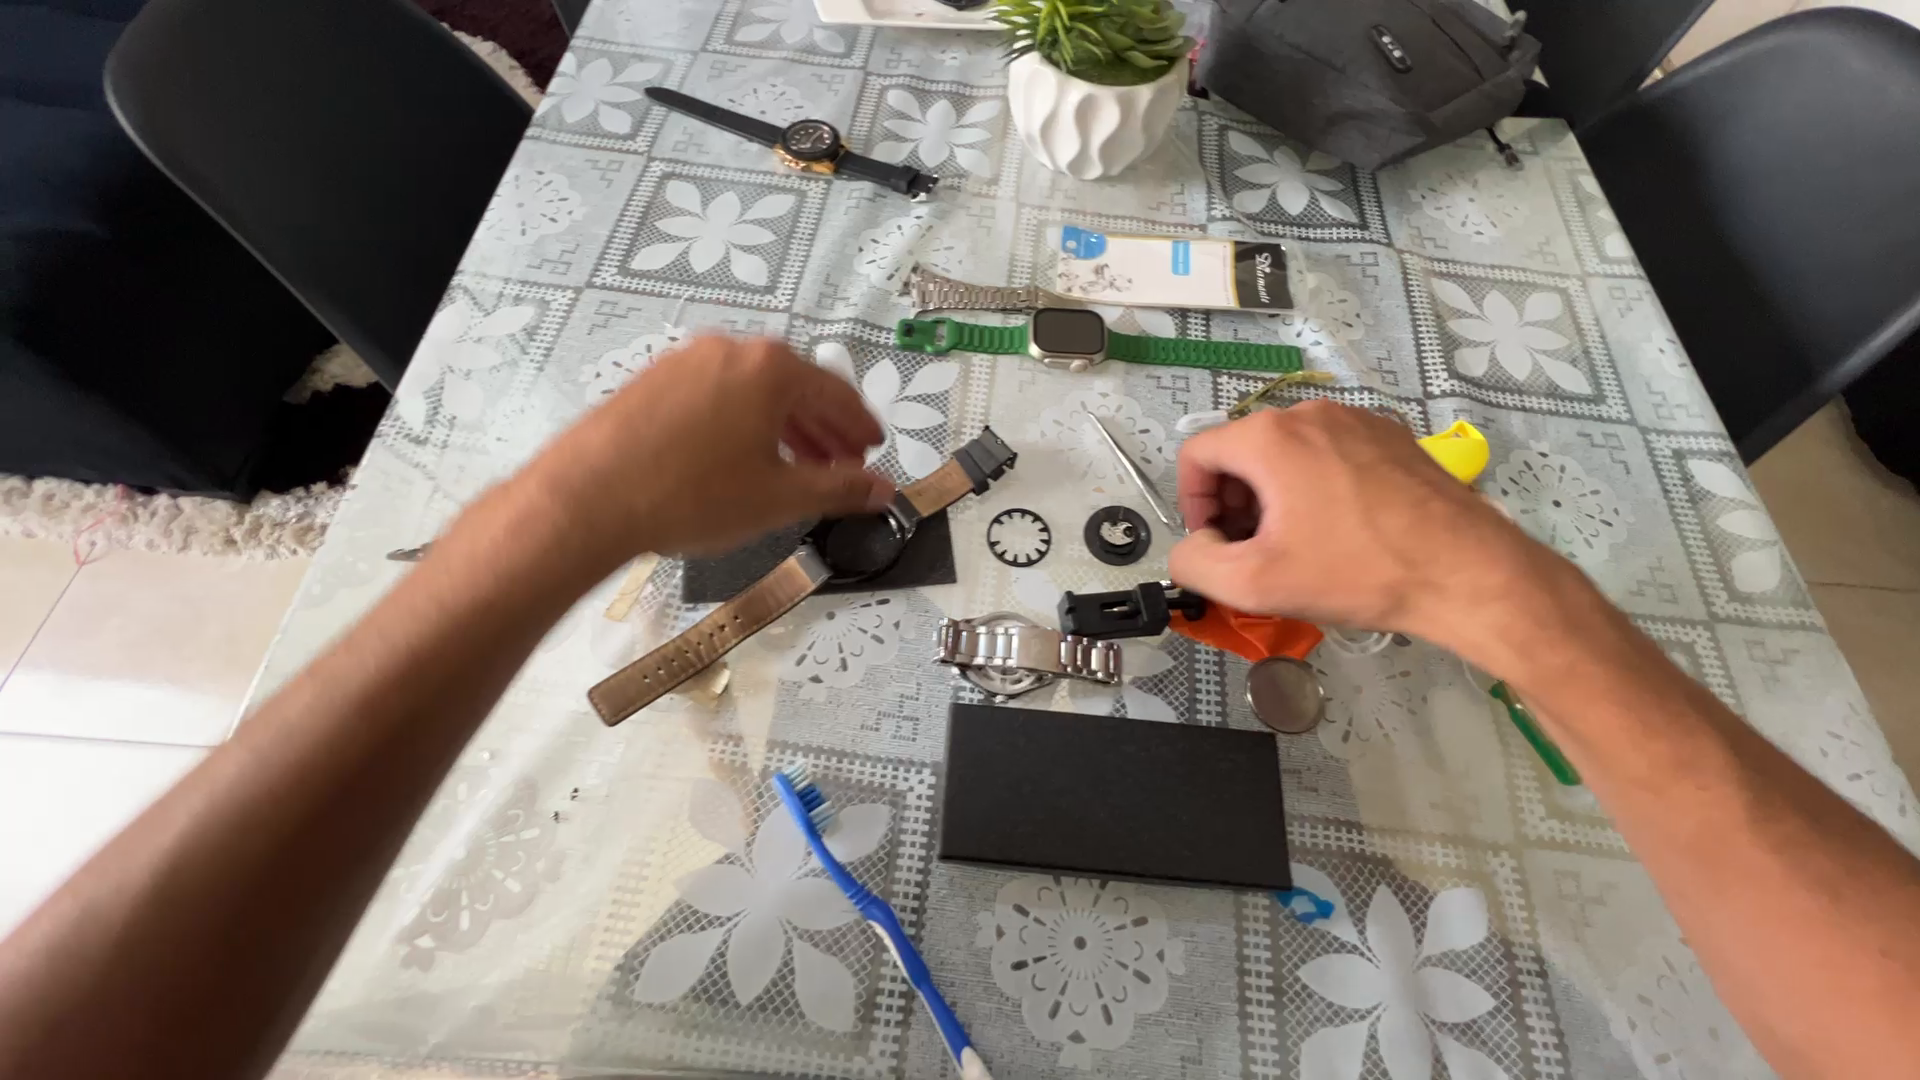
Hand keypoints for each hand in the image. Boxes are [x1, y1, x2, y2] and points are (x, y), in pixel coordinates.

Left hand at [515, 336, 890, 561]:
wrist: (587, 501)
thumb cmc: (689, 495)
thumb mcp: (781, 497)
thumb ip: (841, 490)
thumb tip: (882, 490)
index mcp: (770, 368)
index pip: (836, 393)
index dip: (861, 427)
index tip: (872, 448)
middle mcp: (729, 351)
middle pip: (796, 389)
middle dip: (825, 431)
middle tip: (843, 464)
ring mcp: (686, 362)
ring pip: (754, 393)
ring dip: (786, 429)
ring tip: (798, 468)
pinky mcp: (654, 381)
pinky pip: (717, 397)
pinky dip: (744, 424)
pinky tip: (743, 460)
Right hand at [1167, 402, 1566, 645]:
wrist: (1467, 575)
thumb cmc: (1354, 573)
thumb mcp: (1251, 583)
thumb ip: (1191, 563)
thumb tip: (1192, 546)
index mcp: (1269, 437)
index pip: (1196, 454)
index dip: (1191, 502)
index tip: (1215, 543)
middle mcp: (1309, 414)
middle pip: (1240, 452)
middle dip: (1232, 502)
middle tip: (1252, 550)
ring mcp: (1357, 420)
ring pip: (1283, 452)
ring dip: (1270, 495)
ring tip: (1295, 543)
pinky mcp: (1391, 436)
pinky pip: (1327, 452)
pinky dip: (1312, 485)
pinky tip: (1338, 528)